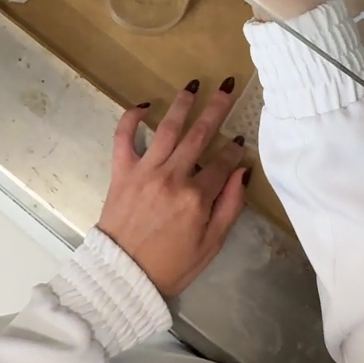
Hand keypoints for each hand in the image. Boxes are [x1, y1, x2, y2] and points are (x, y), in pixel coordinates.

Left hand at [96, 78, 249, 296]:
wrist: (123, 277)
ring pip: (167, 128)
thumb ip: (229, 207)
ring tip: (192, 85)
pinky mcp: (121, 171)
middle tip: (226, 87)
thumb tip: (242, 172)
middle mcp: (172, 177)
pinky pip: (123, 137)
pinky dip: (131, 118)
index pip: (223, 162)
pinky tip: (143, 105)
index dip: (235, 149)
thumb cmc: (172, 266)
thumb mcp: (211, 245)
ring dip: (182, 104)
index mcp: (197, 197)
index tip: (241, 139)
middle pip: (199, 135)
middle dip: (216, 109)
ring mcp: (145, 171)